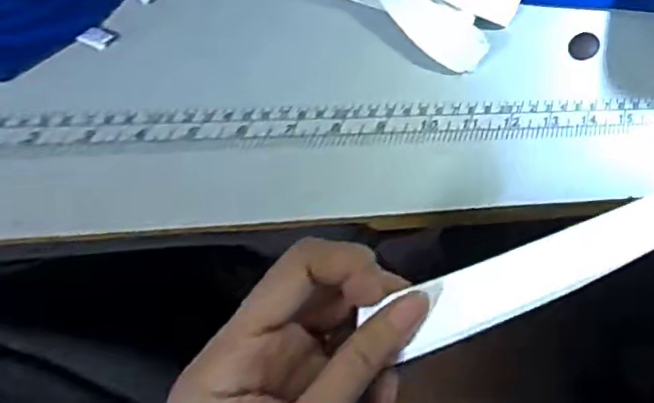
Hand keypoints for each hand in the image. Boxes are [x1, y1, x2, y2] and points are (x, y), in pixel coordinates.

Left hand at [170, 237, 430, 402]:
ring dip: (380, 341)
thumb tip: (419, 299)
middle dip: (377, 305)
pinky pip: (346, 354)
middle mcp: (255, 349)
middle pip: (329, 289)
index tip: (388, 294)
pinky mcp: (297, 388)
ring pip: (346, 321)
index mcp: (234, 353)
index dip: (351, 264)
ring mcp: (276, 369)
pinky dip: (373, 367)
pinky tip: (379, 396)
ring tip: (389, 384)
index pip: (300, 266)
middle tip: (410, 329)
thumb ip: (360, 361)